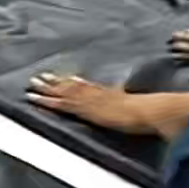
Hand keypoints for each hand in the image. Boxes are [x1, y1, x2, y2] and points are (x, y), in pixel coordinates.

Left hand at [24, 73, 188, 139]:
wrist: (156, 111)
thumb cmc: (157, 111)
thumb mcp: (144, 105)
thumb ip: (138, 104)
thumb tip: (140, 106)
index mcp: (111, 93)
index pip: (88, 85)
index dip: (74, 81)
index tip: (65, 76)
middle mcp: (98, 94)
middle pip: (72, 85)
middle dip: (54, 80)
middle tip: (39, 76)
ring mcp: (89, 100)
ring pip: (61, 91)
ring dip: (45, 87)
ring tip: (32, 82)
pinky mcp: (83, 109)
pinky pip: (58, 103)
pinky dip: (44, 100)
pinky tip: (32, 97)